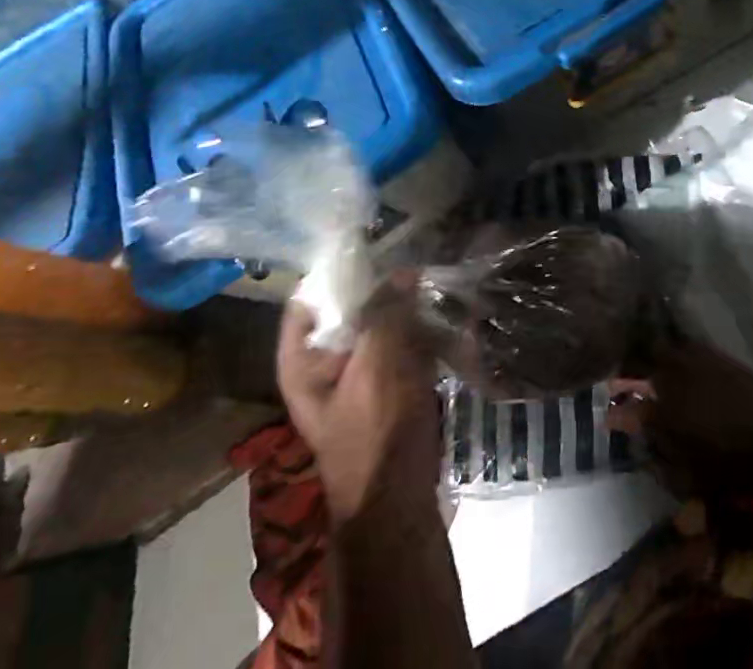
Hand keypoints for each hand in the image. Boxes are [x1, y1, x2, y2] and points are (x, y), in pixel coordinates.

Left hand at [276, 278, 440, 521]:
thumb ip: (386, 313)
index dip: (339, 269)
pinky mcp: (387, 391)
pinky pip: (402, 351)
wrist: (398, 506)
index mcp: (302, 359)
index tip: (377, 245)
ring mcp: (358, 378)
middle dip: (385, 290)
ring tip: (438, 290)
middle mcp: (324, 363)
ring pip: (380, 329)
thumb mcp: (378, 367)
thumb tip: (402, 270)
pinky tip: (449, 325)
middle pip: (349, 310)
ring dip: (409, 313)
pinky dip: (422, 337)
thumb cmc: (376, 435)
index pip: (310, 295)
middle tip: (418, 266)